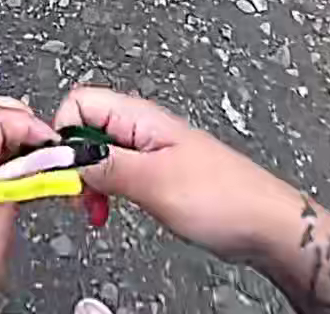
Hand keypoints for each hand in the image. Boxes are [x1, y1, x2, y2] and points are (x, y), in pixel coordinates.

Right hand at [52, 86, 302, 264]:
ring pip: (96, 151)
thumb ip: (107, 165)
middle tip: (78, 195)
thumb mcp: (156, 183)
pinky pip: (113, 170)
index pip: (78, 103)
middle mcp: (138, 125)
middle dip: (72, 161)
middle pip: (83, 127)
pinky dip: (104, 190)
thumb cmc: (224, 198)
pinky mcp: (153, 170)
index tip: (61, 171)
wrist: (267, 225)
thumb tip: (66, 154)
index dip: (63, 135)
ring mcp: (146, 147)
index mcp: (137, 116)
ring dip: (88, 179)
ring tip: (95, 208)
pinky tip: (110, 209)